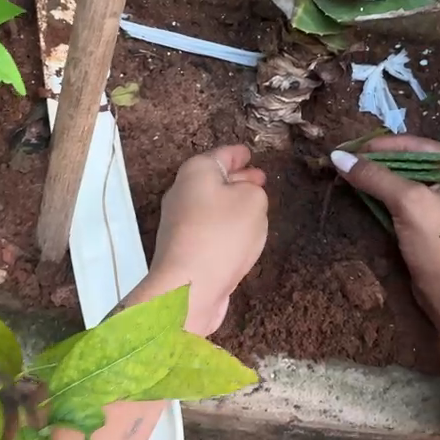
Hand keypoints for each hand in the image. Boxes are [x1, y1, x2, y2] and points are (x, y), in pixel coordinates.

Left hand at [130, 144, 268, 335]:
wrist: (188, 286)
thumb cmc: (222, 235)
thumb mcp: (253, 201)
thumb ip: (253, 190)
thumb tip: (244, 195)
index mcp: (196, 172)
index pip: (221, 155)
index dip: (238, 154)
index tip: (249, 153)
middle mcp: (182, 193)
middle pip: (213, 180)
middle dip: (237, 178)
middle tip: (259, 179)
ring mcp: (179, 222)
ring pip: (211, 205)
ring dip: (232, 205)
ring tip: (255, 206)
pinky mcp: (182, 249)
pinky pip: (208, 229)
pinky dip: (224, 227)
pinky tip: (239, 235)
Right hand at [332, 136, 439, 323]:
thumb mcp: (408, 204)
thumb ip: (374, 177)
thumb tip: (337, 156)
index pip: (415, 145)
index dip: (378, 146)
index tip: (345, 149)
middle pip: (409, 161)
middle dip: (375, 162)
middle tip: (342, 163)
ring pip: (404, 181)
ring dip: (376, 179)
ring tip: (347, 176)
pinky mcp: (433, 220)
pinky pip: (405, 199)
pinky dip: (383, 196)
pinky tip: (362, 195)